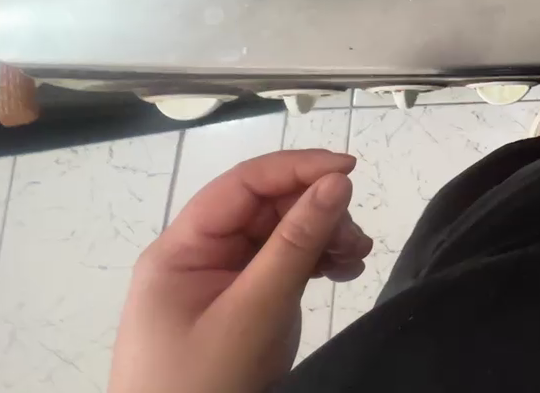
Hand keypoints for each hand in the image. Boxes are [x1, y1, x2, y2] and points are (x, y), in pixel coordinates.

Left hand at [110, 149, 371, 392]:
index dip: (298, 167)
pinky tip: (346, 270)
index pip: (244, 183)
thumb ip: (297, 241)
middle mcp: (200, 254)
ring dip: (326, 234)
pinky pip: (288, 258)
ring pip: (285, 229)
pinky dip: (321, 257)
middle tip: (357, 237)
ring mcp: (222, 276)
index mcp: (182, 249)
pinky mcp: (243, 297)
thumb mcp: (255, 310)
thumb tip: (339, 180)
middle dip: (319, 211)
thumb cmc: (205, 383)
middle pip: (270, 205)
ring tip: (356, 257)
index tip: (351, 170)